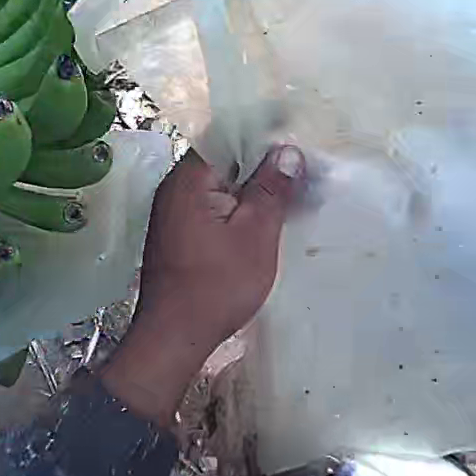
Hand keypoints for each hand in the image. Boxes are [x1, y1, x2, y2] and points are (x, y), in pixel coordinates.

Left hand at [101, 145, 304, 424]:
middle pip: (223, 159)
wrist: (174, 339)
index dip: (261, 135)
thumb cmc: (217, 285)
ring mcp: (175, 211)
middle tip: (301, 165)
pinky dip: (239, 204)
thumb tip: (287, 151)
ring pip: (220, 183)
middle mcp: (175, 188)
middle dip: (261, 161)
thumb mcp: (256, 234)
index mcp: (188, 180)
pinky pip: (214, 203)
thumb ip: (271, 189)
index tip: (294, 138)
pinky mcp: (180, 231)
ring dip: (252, 184)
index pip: (226, 137)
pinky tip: (266, 214)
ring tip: (291, 188)